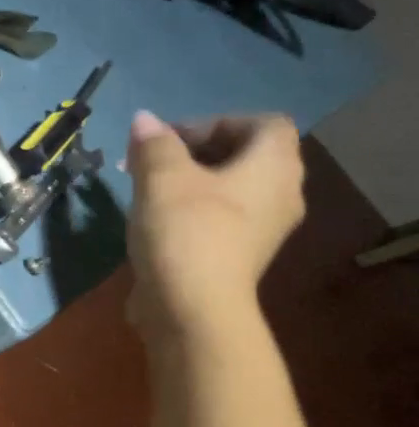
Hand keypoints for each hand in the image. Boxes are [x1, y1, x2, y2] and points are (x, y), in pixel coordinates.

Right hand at [124, 110, 305, 340]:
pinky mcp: (241, 255)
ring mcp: (265, 227)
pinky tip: (159, 226)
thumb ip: (154, 147)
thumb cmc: (184, 234)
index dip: (213, 123)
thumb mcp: (161, 182)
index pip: (260, 123)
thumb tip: (144, 120)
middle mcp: (282, 190)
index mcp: (274, 164)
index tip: (165, 142)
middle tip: (149, 166)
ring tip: (148, 196)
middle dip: (196, 153)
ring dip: (192, 185)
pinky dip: (194, 212)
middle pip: (246, 156)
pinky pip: (222, 219)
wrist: (191, 306)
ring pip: (232, 189)